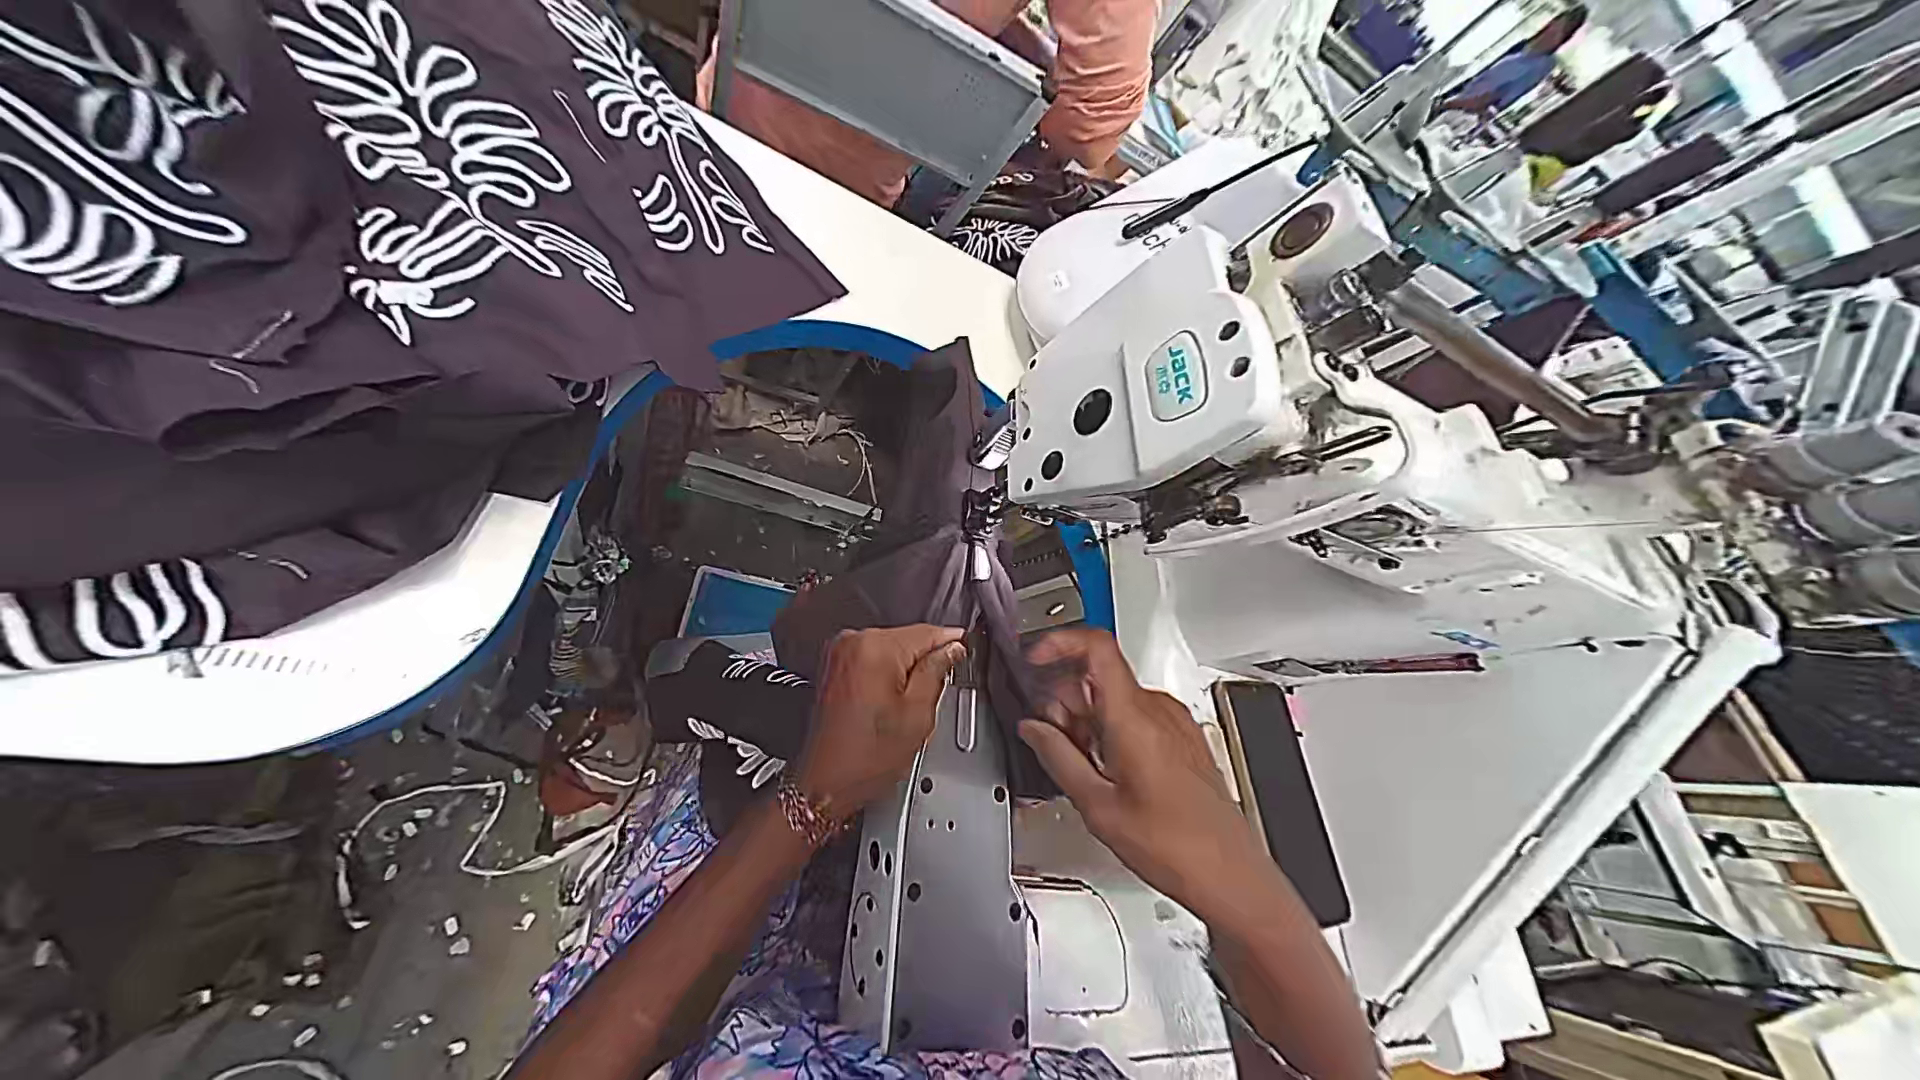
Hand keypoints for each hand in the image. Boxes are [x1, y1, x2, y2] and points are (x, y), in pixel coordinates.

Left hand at [796, 626, 966, 818]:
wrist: (825, 781)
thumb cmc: (863, 758)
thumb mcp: (917, 714)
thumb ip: (937, 672)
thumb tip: (951, 649)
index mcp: (876, 648)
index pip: (928, 631)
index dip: (951, 642)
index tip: (964, 649)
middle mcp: (853, 641)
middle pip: (908, 638)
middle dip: (926, 659)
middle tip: (936, 691)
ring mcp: (840, 651)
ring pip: (891, 647)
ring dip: (906, 666)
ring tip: (907, 703)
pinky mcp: (834, 663)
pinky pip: (872, 656)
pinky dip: (886, 672)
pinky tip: (889, 700)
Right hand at [1018, 627, 1267, 919]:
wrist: (1230, 874)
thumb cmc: (1177, 847)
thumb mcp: (1098, 806)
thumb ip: (1057, 757)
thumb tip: (1033, 728)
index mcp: (1134, 718)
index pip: (1096, 647)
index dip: (1059, 642)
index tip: (1036, 658)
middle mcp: (1157, 709)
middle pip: (1098, 674)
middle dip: (1065, 698)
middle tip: (1053, 736)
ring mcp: (1173, 719)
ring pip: (1114, 693)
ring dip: (1086, 716)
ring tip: (1083, 762)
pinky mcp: (1181, 733)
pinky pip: (1135, 710)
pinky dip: (1109, 726)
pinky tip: (1107, 766)